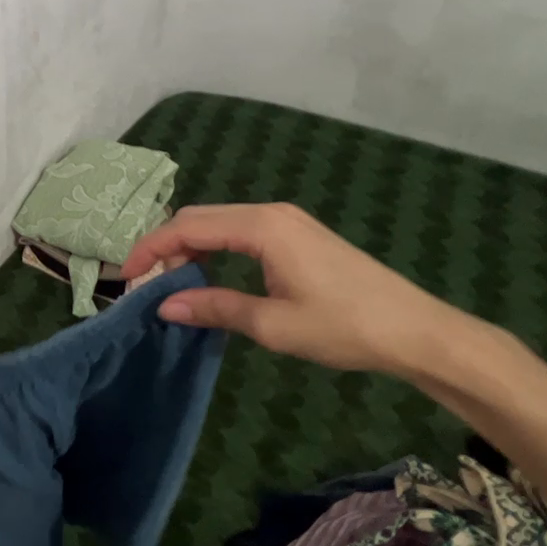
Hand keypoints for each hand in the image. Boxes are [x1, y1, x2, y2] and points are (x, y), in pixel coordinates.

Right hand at [120, 202, 469, 374]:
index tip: (125, 276)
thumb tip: (163, 305)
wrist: (420, 332)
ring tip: (173, 283)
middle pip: (199, 217)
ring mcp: (286, 221)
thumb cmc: (346, 327)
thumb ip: (215, 308)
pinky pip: (239, 230)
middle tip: (146, 283)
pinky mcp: (297, 234)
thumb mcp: (274, 325)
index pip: (187, 227)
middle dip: (165, 246)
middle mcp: (269, 213)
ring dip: (189, 247)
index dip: (150, 248)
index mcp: (261, 227)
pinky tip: (211, 275)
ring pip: (218, 222)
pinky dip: (214, 248)